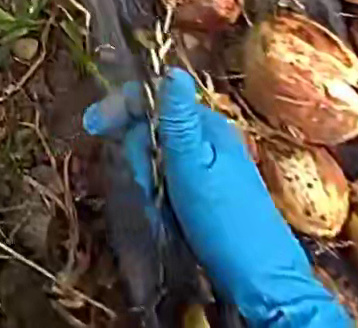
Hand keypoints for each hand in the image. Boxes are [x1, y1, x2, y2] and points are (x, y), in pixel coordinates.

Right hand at [84, 70, 350, 327]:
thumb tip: (171, 68)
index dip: (119, 107)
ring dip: (147, 181)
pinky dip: (158, 198)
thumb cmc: (227, 222)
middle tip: (144, 186)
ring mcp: (206, 169)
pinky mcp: (204, 197)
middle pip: (150, 130)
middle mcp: (206, 140)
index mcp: (206, 125)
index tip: (91, 126)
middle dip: (137, 156)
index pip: (152, 98)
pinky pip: (166, 184)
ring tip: (157, 209)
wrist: (266, 289)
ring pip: (155, 160)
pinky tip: (165, 218)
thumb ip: (178, 118)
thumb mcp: (194, 165)